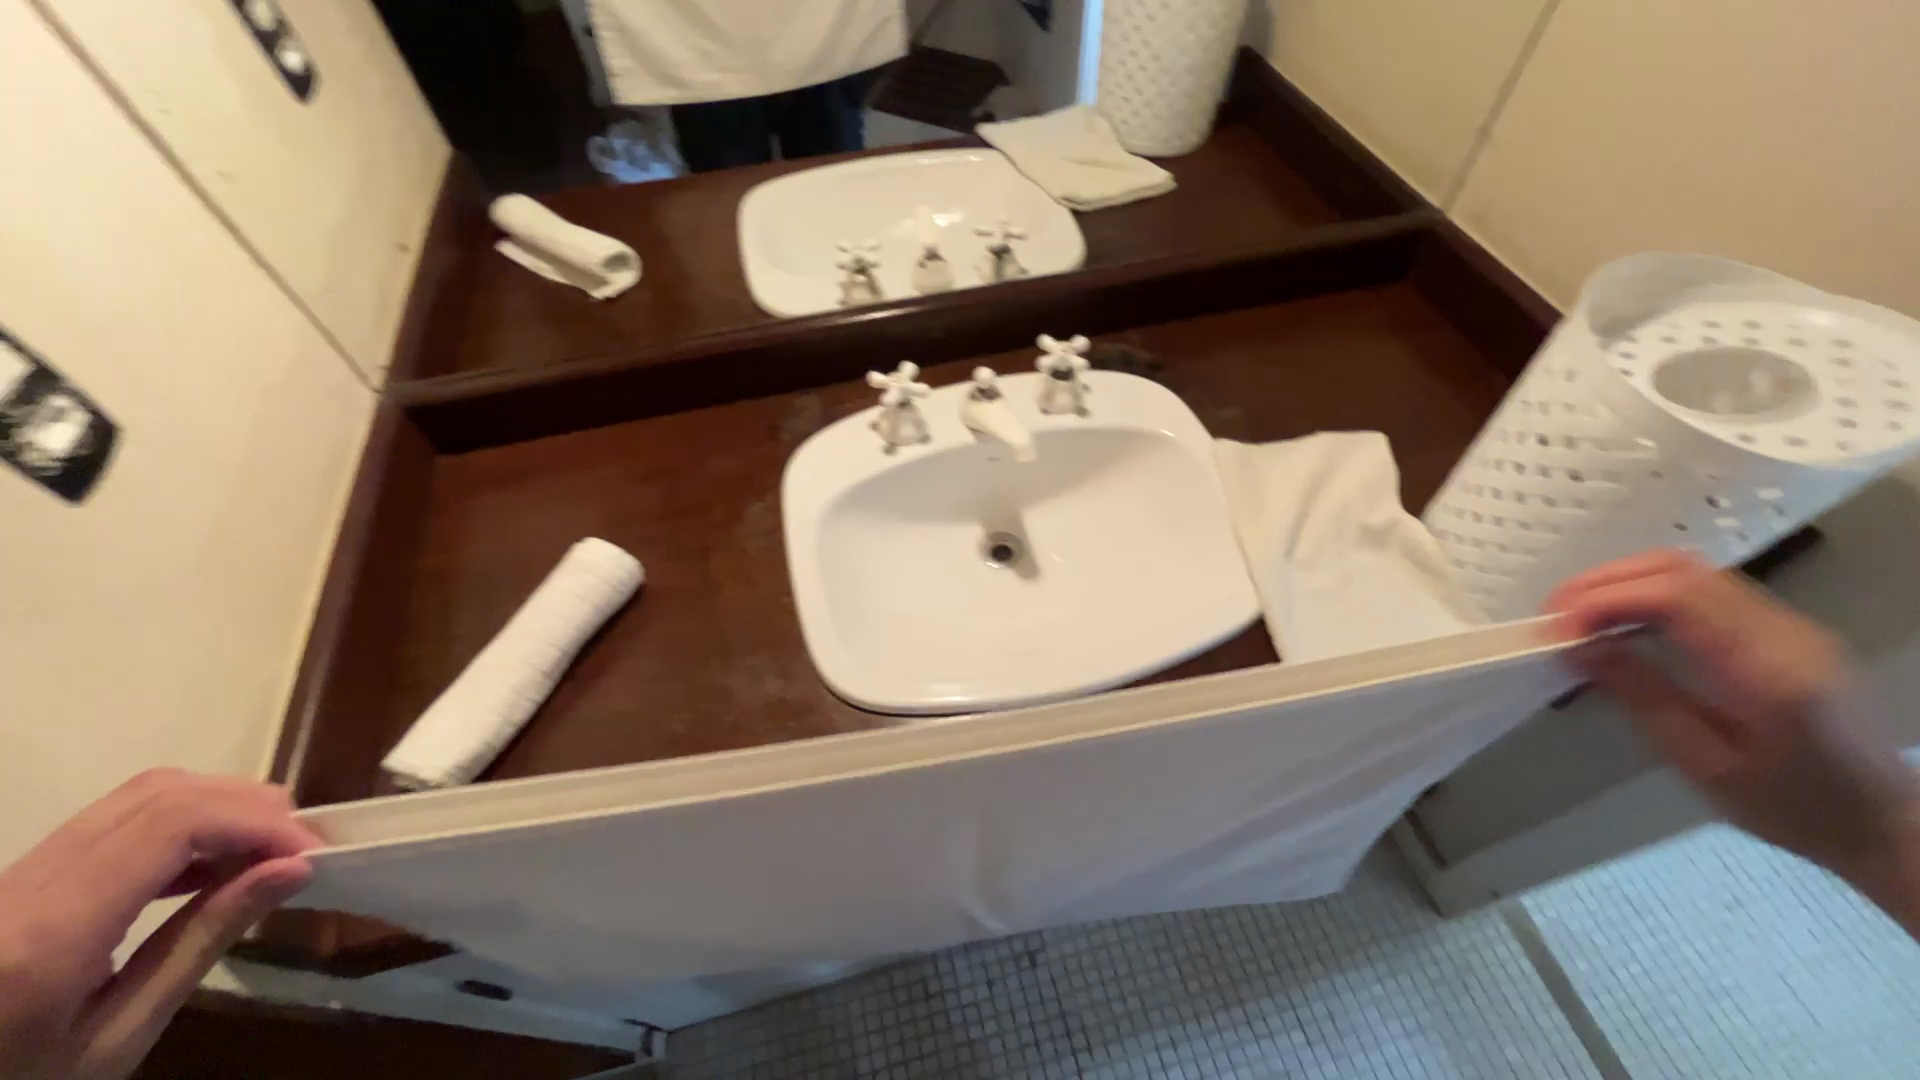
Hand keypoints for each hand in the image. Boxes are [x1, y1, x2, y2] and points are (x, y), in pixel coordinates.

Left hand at [0, 770, 322, 1079]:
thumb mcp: (119, 1035)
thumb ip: (204, 941)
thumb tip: (294, 868)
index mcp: (47, 933)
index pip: (174, 824)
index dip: (258, 822)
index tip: (312, 854)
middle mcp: (24, 884)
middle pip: (163, 794)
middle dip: (250, 808)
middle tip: (299, 849)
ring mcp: (16, 872)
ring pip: (143, 794)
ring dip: (222, 808)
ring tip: (264, 851)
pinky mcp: (24, 873)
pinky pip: (120, 817)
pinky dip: (187, 822)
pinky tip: (212, 862)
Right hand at [1545, 550, 1919, 886]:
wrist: (1887, 824)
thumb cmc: (1792, 809)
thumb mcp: (1704, 762)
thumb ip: (1643, 696)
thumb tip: (1579, 647)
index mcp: (1769, 670)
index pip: (1676, 598)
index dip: (1604, 600)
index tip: (1556, 631)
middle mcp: (1784, 632)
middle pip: (1680, 570)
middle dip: (1603, 583)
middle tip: (1553, 616)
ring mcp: (1788, 624)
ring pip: (1689, 570)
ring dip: (1621, 583)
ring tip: (1575, 617)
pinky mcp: (1781, 628)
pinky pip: (1702, 588)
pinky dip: (1646, 592)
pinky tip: (1617, 621)